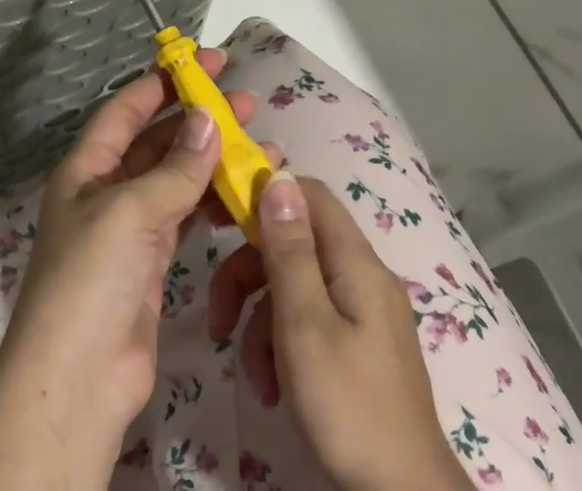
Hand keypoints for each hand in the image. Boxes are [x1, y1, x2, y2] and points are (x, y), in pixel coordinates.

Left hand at [0, 48, 260, 489]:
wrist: (80, 374)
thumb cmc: (91, 279)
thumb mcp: (128, 212)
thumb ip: (173, 169)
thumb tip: (209, 120)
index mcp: (86, 168)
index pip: (126, 110)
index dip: (164, 83)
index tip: (209, 62)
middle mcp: (106, 191)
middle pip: (157, 142)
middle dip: (200, 120)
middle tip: (250, 102)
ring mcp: (130, 229)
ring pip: (177, 180)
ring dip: (215, 162)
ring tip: (265, 147)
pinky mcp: (152, 264)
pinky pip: (187, 218)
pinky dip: (215, 203)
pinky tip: (247, 194)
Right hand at [208, 174, 469, 490]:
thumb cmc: (348, 405)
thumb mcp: (304, 323)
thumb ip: (289, 250)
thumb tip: (277, 177)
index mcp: (355, 264)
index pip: (308, 196)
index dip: (264, 197)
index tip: (220, 222)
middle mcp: (361, 279)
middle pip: (291, 247)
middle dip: (248, 279)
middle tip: (220, 321)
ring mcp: (361, 315)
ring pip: (292, 290)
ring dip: (259, 326)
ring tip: (251, 377)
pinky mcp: (356, 348)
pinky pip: (307, 325)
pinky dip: (280, 350)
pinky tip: (270, 390)